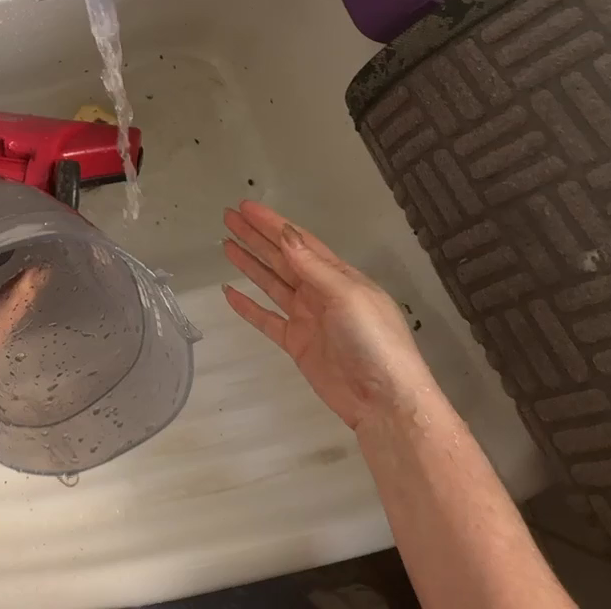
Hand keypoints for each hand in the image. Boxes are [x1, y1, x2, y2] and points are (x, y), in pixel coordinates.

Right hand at [220, 202, 436, 429]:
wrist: (384, 403)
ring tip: (226, 245)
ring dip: (250, 264)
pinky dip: (248, 306)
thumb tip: (286, 233)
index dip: (272, 223)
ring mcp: (308, 319)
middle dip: (256, 237)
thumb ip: (313, 265)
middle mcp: (322, 293)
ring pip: (272, 283)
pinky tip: (229, 293)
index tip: (246, 207)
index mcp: (339, 277)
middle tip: (229, 218)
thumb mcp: (347, 296)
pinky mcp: (297, 344)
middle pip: (282, 258)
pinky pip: (267, 319)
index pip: (299, 242)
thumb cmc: (374, 342)